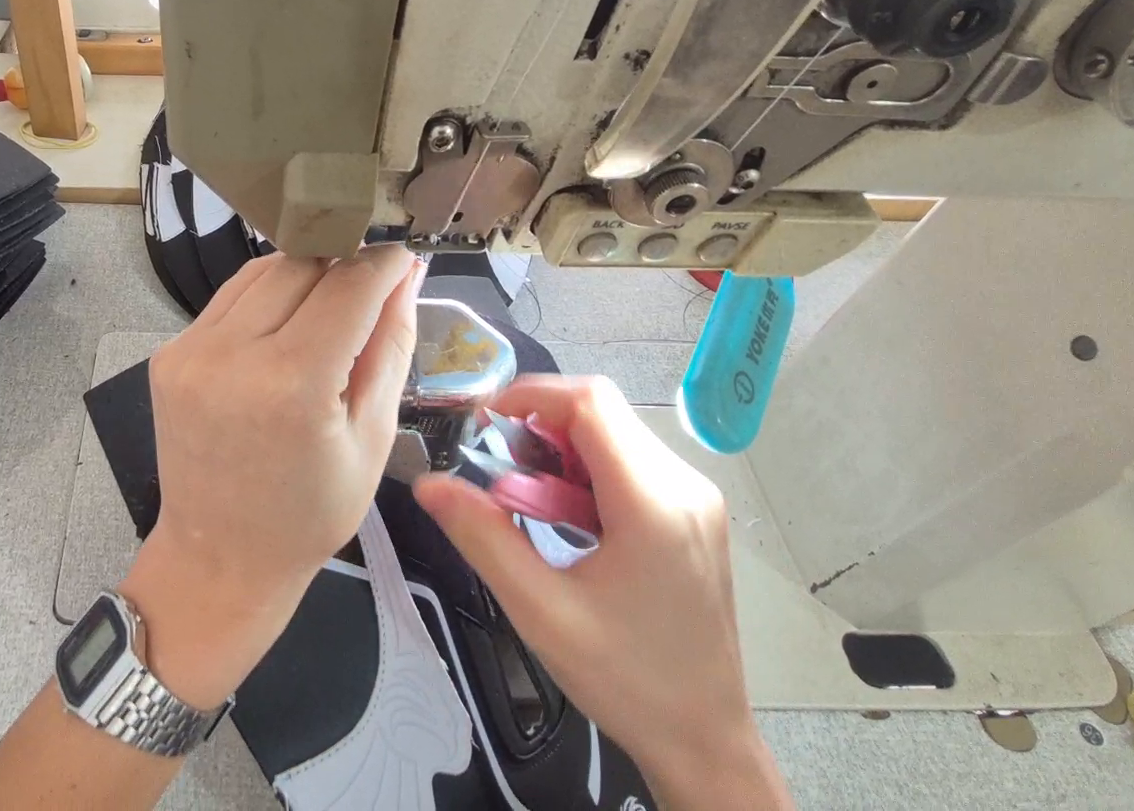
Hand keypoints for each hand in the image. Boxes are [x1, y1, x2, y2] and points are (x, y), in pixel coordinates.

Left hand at [118, 246, 424, 708]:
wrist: (220, 555)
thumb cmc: (311, 512)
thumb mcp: (374, 435)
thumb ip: (391, 344)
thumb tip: (405, 274)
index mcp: (292, 384)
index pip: (349, 286)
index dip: (384, 263)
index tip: (406, 257)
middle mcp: (231, 354)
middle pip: (303, 265)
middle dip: (345, 264)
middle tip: (372, 288)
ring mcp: (190, 350)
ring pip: (262, 271)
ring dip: (305, 273)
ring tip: (332, 305)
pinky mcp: (169, 354)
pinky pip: (230, 299)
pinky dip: (266, 296)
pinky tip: (287, 323)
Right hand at [413, 377, 790, 809]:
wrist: (706, 738)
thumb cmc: (624, 679)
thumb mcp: (539, 610)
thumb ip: (482, 537)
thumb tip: (428, 483)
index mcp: (652, 503)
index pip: (589, 403)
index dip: (529, 395)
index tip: (482, 424)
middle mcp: (684, 485)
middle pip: (602, 410)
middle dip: (539, 423)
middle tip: (497, 467)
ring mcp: (696, 498)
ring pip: (615, 432)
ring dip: (560, 447)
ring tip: (527, 499)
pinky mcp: (695, 513)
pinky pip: (631, 461)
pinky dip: (585, 468)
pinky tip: (565, 514)